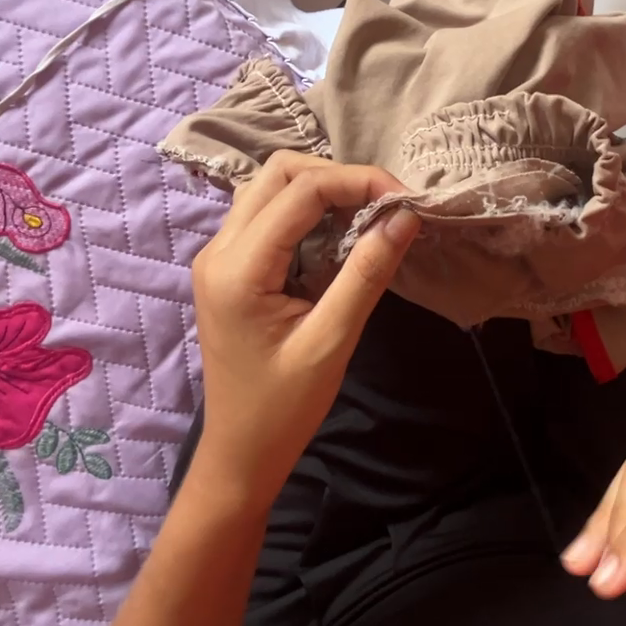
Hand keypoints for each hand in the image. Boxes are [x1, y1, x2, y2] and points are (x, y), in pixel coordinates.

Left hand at [189, 151, 419, 504]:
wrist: (240, 453)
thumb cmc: (284, 407)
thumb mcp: (332, 341)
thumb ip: (367, 273)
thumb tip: (405, 216)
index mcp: (238, 268)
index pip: (301, 190)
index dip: (359, 182)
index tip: (406, 199)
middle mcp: (219, 249)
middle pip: (279, 173)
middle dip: (339, 176)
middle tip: (387, 203)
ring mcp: (220, 256)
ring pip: (271, 187)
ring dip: (323, 189)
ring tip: (369, 214)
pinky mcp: (231, 266)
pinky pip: (269, 214)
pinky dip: (309, 210)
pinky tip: (341, 232)